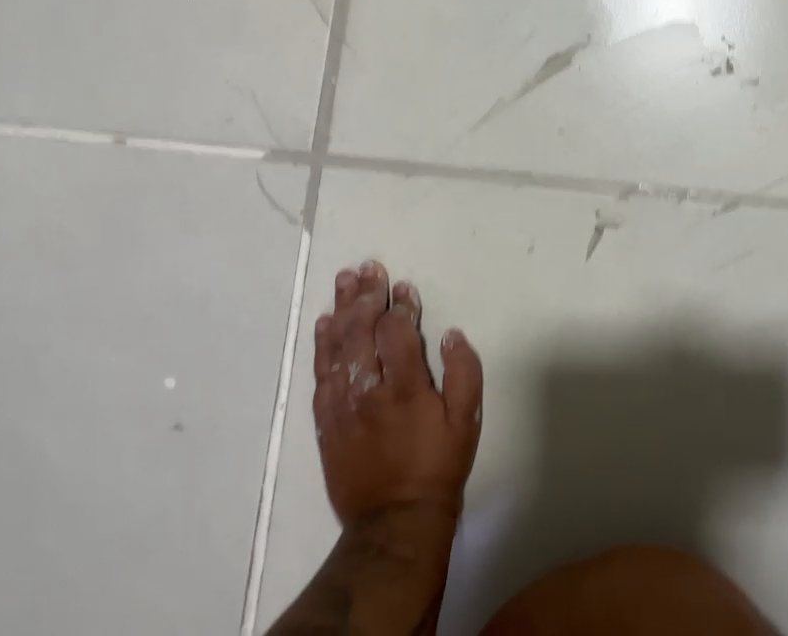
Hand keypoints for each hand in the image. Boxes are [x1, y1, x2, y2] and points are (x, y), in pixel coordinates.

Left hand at [312, 261, 482, 526]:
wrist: (394, 519)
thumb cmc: (437, 466)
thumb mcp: (467, 421)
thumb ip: (464, 373)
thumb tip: (451, 335)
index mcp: (405, 386)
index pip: (397, 332)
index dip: (399, 305)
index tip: (403, 286)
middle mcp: (369, 389)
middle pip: (362, 331)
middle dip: (365, 296)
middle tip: (368, 268)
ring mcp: (342, 404)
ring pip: (337, 347)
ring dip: (340, 310)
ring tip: (343, 281)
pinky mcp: (326, 421)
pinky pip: (320, 374)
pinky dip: (322, 346)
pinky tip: (324, 325)